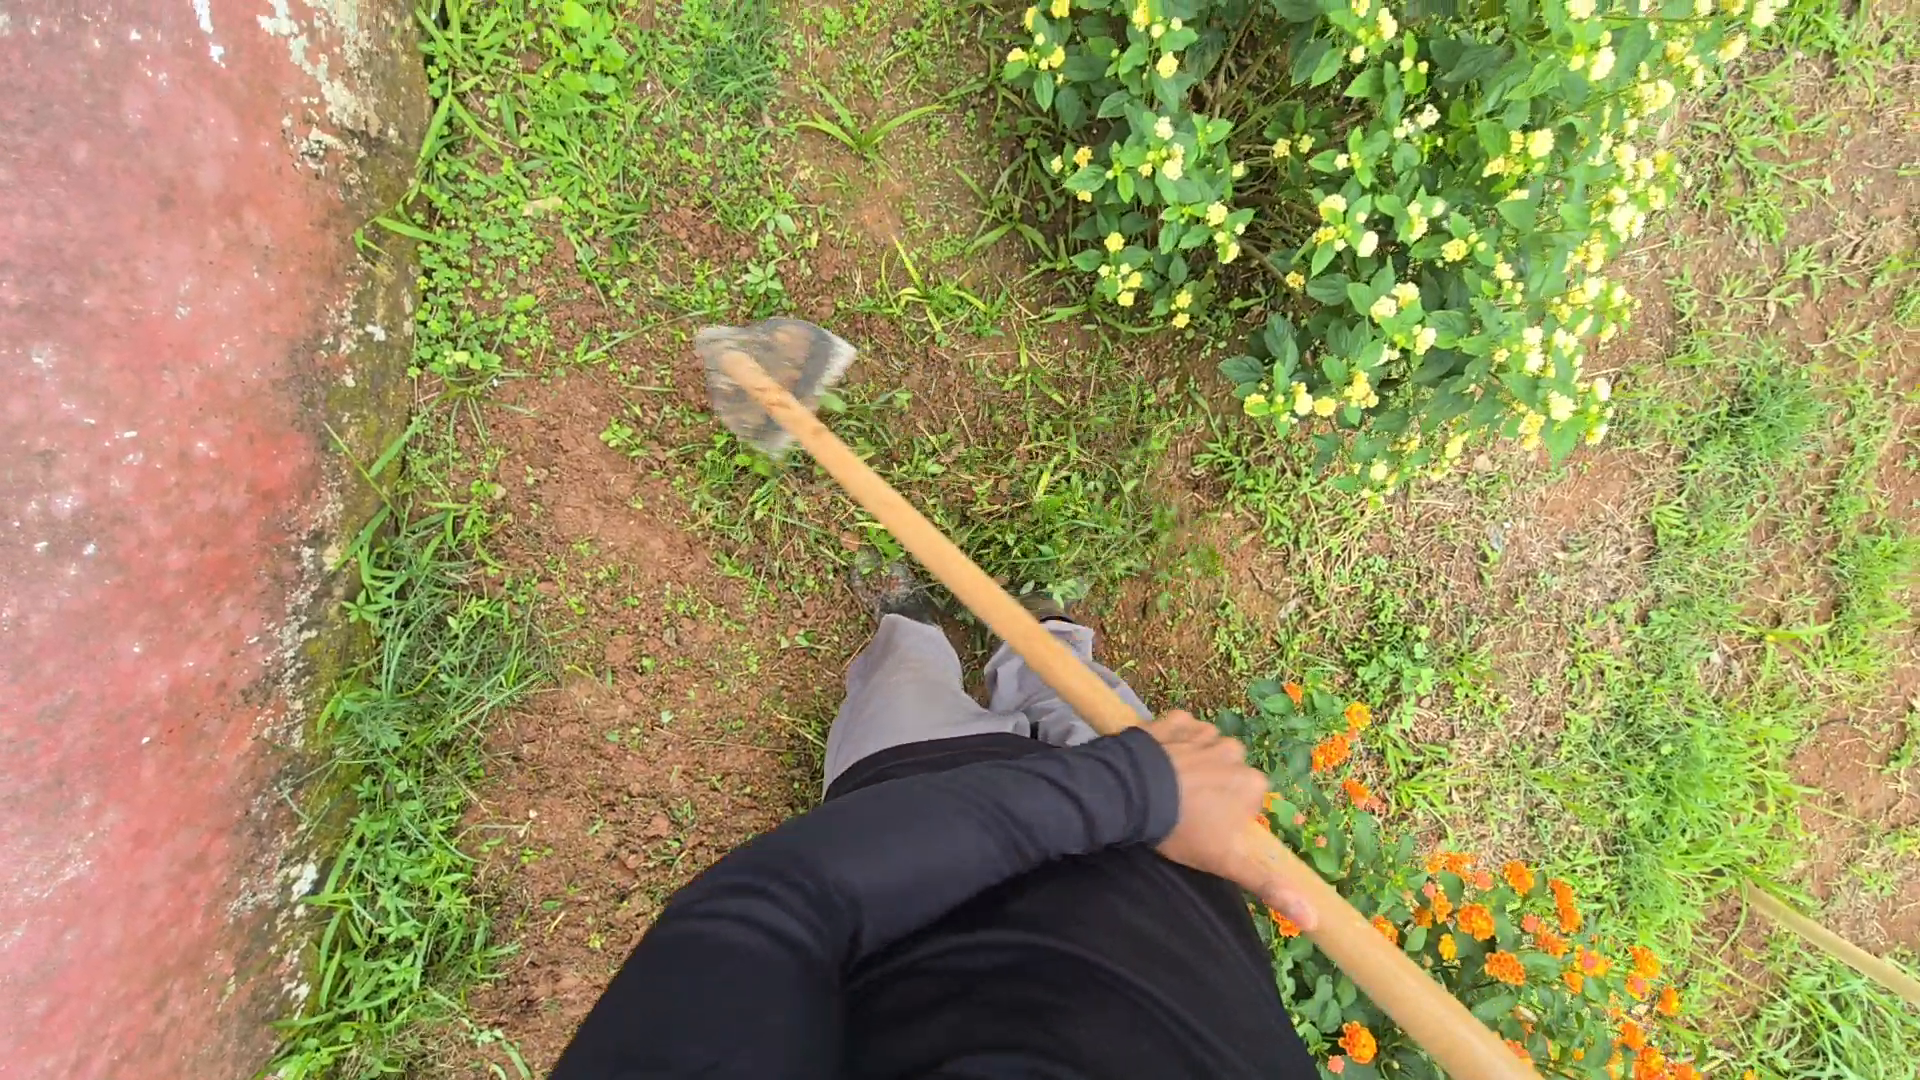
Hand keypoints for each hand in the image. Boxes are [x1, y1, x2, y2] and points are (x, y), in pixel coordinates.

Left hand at [1145, 710, 1317, 930]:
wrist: (1131, 793)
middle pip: (1229, 769)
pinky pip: (1179, 726)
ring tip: (1170, 782)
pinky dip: (1172, 738)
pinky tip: (1160, 756)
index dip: (1229, 812)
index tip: (1207, 823)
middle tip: (1187, 803)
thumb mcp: (1226, 863)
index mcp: (1252, 782)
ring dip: (1194, 759)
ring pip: (1206, 745)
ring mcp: (1202, 732)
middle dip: (1214, 783)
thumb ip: (1269, 886)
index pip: (1249, 798)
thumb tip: (1313, 919)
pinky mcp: (1173, 719)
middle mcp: (1233, 751)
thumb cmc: (1183, 829)